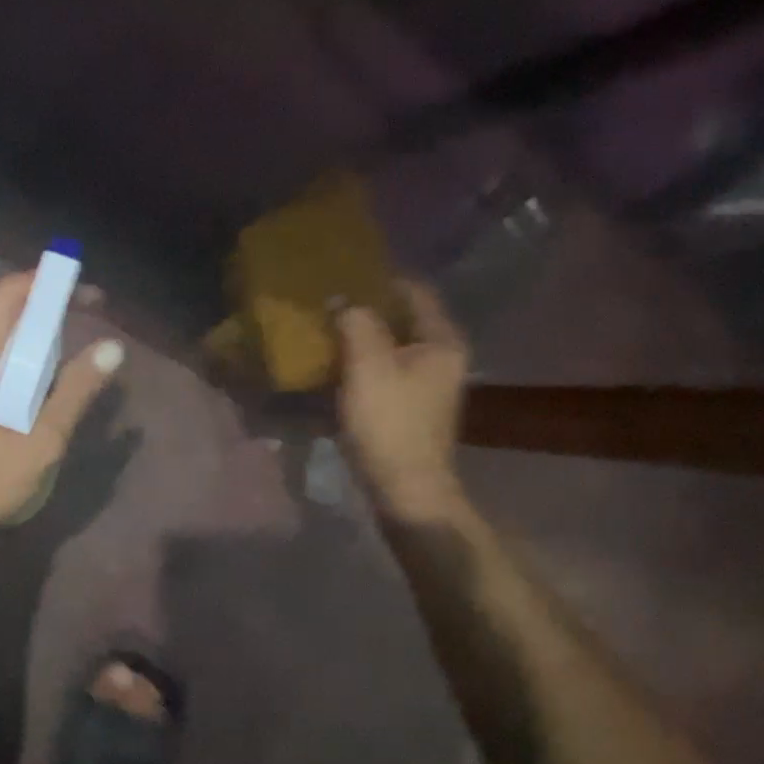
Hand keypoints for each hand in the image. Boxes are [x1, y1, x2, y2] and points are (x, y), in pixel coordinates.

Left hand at [0, 272, 125, 550]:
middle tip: (88, 322)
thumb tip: (113, 347)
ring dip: (31, 332)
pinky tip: (37, 375)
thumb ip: (77, 388)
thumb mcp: (42, 438)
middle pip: (0, 306)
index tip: (93, 298)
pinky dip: (14, 352)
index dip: (53, 284)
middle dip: (46, 306)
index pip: (10, 292)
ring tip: (69, 349)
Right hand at [334, 283, 469, 518]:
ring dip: (357, 340)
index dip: (379, 279)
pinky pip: (381, 374)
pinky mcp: (408, 409)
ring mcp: (426, 386)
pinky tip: (330, 369)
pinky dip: (358, 367)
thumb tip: (342, 300)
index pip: (414, 291)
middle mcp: (441, 358)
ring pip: (388, 348)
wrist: (405, 489)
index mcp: (442, 340)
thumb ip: (355, 323)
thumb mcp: (368, 365)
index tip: (342, 273)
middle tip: (325, 302)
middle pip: (401, 320)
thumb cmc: (390, 423)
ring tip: (322, 332)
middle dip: (364, 310)